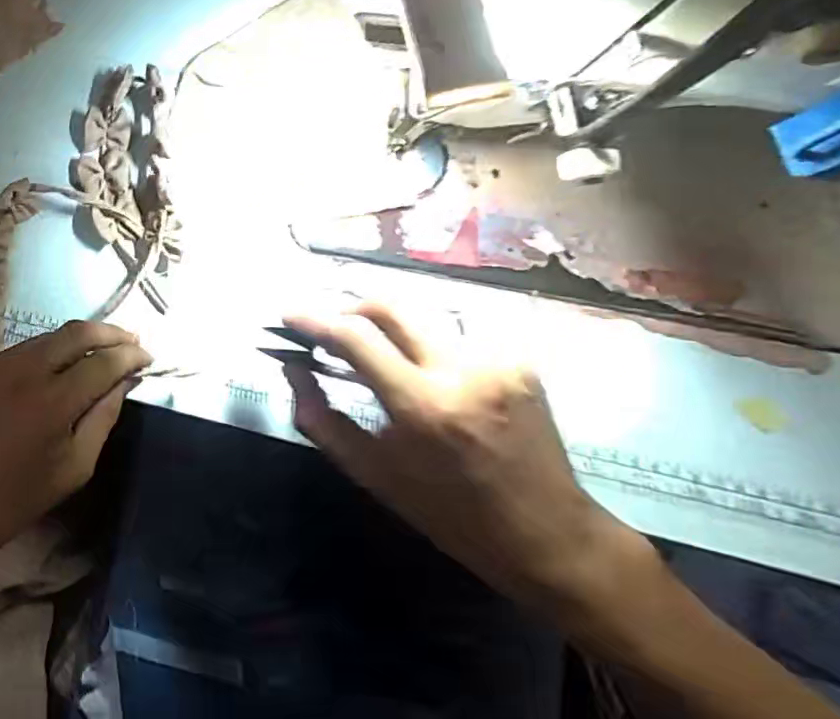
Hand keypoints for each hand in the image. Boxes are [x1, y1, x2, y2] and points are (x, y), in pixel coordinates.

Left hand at [0, 321, 150, 561]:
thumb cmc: (16, 499)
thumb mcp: (76, 466)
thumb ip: (105, 416)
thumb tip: (125, 380)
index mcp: (53, 402)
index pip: (105, 361)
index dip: (131, 355)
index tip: (147, 356)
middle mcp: (24, 370)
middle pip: (78, 332)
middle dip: (110, 333)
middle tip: (131, 340)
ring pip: (49, 337)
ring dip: (78, 341)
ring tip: (98, 351)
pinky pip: (21, 350)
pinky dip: (45, 354)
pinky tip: (54, 369)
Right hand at [281, 302, 650, 613]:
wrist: (549, 534)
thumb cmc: (454, 516)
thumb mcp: (378, 477)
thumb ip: (324, 422)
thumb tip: (293, 371)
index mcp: (423, 406)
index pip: (356, 338)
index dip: (315, 320)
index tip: (290, 315)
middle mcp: (462, 369)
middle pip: (392, 305)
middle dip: (353, 309)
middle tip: (334, 331)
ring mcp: (496, 359)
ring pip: (424, 318)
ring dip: (395, 332)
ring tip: (387, 361)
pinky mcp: (519, 359)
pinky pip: (458, 336)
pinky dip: (433, 349)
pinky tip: (436, 378)